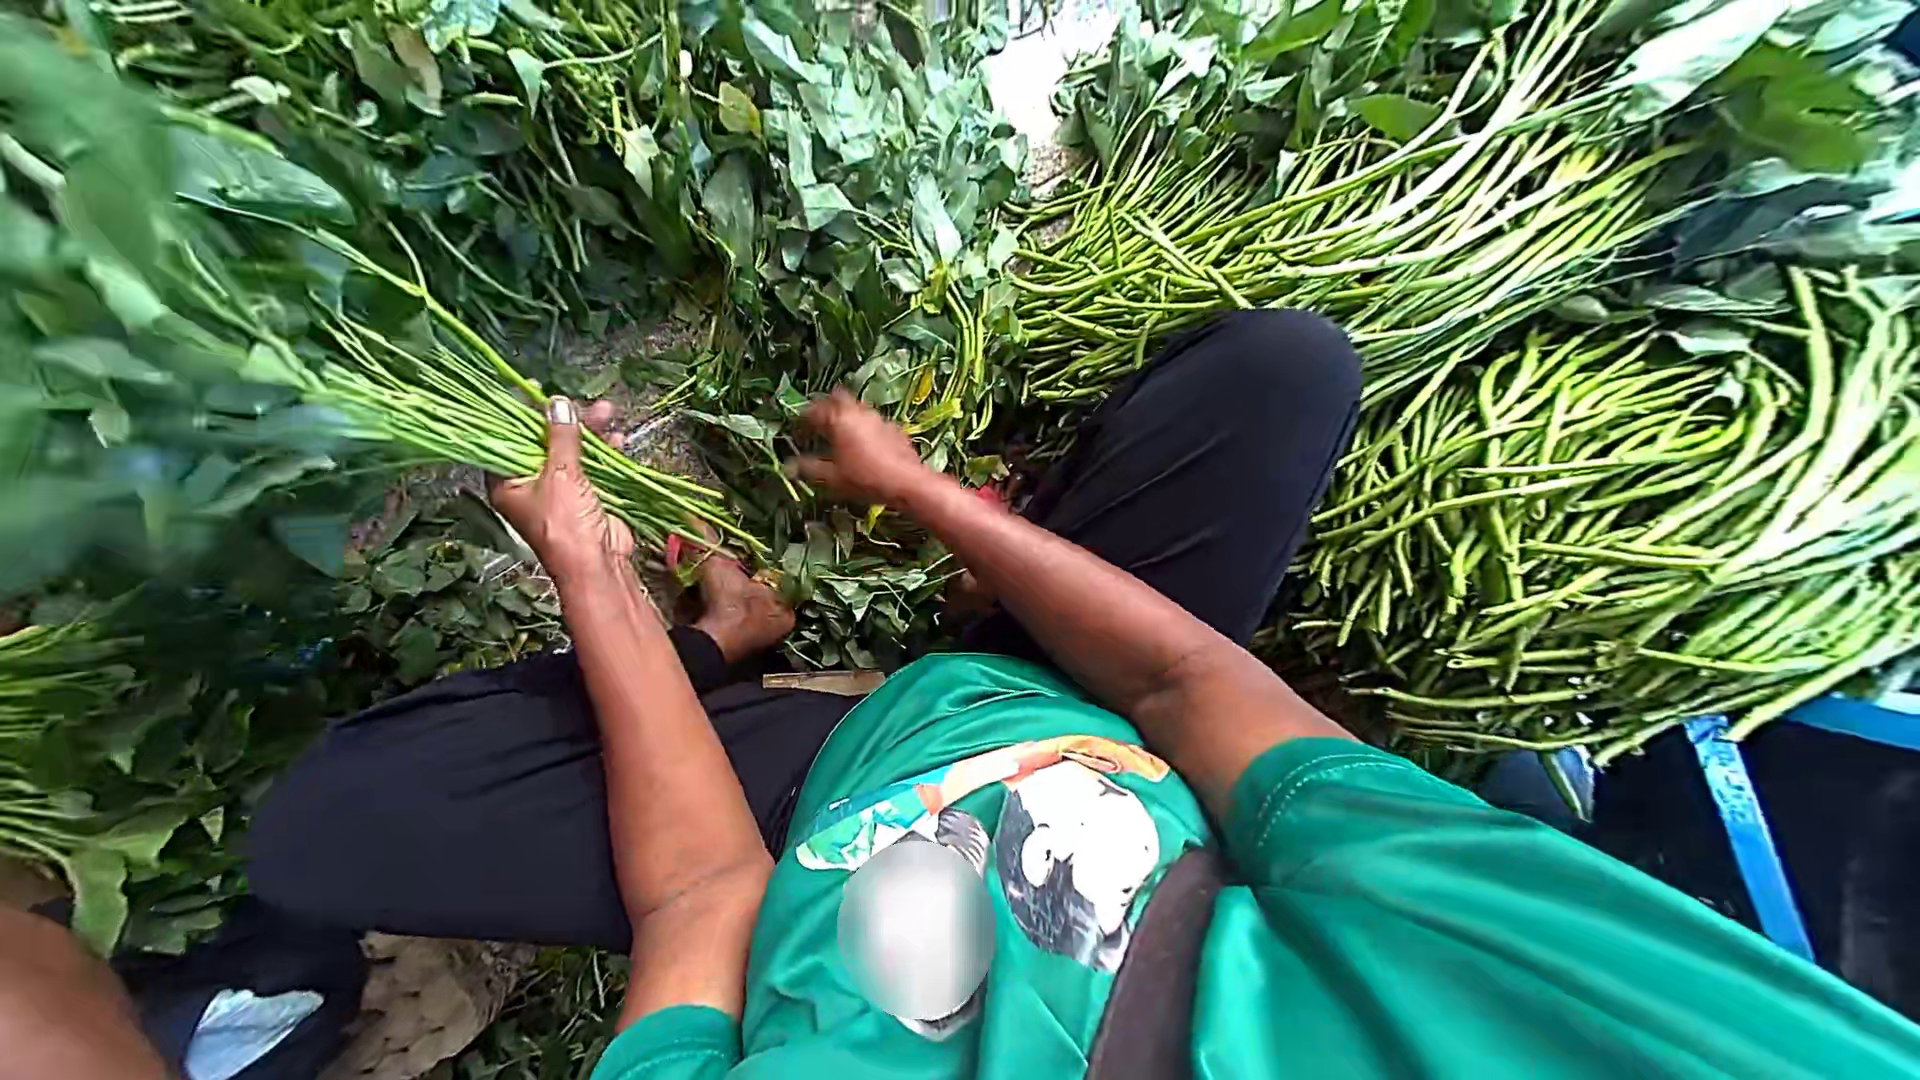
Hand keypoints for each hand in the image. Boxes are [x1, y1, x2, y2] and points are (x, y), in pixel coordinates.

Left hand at [488, 397, 634, 583]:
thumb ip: (561, 438)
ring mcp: (561, 489)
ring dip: (591, 434)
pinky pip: (594, 466)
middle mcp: (530, 482)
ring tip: (609, 413)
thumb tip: (559, 402)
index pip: (507, 436)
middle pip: (544, 441)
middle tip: (582, 403)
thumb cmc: (565, 524)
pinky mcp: (587, 495)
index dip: (522, 412)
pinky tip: (617, 439)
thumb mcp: (560, 475)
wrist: (597, 563)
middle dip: (566, 421)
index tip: (538, 389)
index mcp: (507, 480)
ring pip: (572, 452)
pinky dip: (605, 453)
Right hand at [793, 388, 933, 505]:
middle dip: (826, 408)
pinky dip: (865, 427)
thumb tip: (789, 466)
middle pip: (837, 398)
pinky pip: (874, 421)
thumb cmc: (864, 478)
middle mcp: (858, 412)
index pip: (813, 411)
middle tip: (819, 424)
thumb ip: (809, 468)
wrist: (906, 482)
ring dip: (847, 416)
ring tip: (841, 434)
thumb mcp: (832, 477)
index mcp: (838, 419)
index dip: (803, 420)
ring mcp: (879, 418)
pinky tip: (865, 444)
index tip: (799, 431)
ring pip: (857, 408)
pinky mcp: (894, 428)